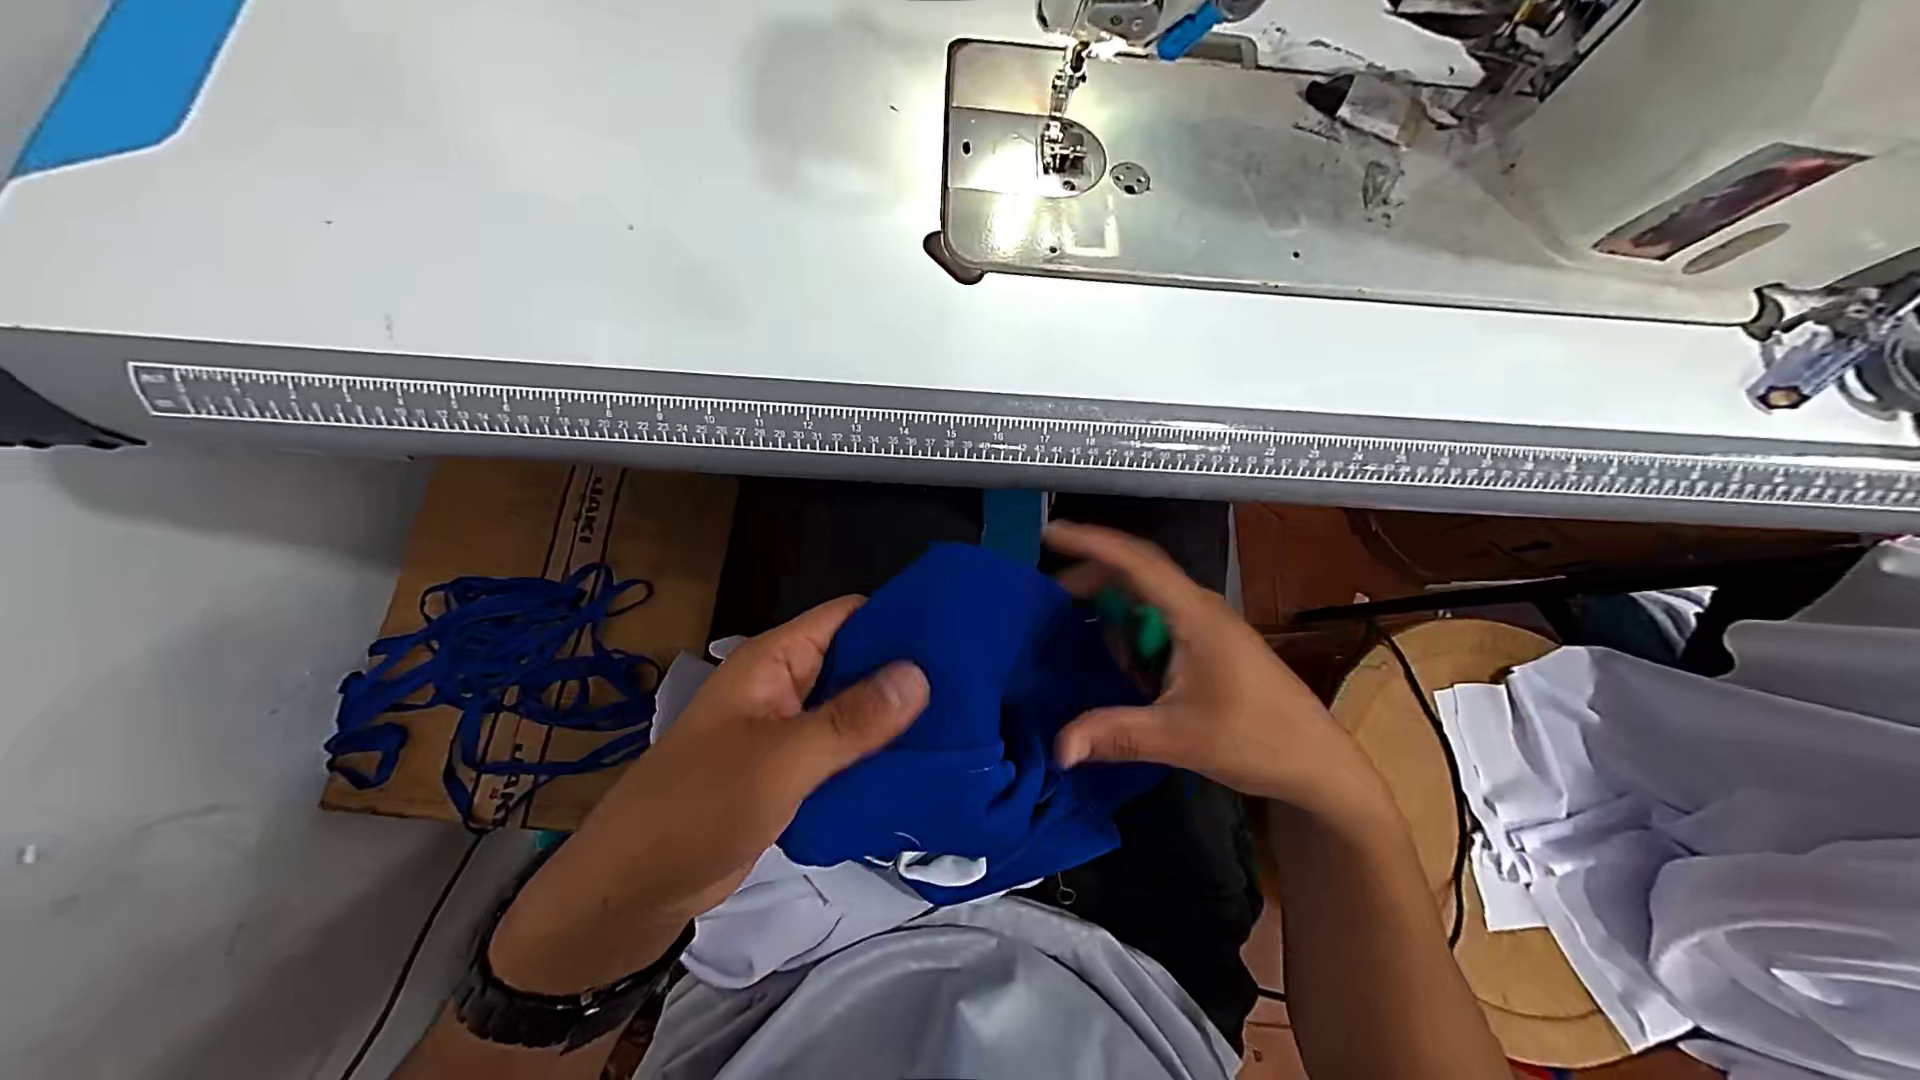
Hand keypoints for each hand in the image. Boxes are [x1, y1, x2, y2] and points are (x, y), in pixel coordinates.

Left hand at [488, 597, 928, 992]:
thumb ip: (851, 719)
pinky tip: (920, 762)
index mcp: (775, 660)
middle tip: (973, 684)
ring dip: (894, 715)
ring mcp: (789, 729)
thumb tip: (921, 673)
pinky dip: (875, 750)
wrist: (634, 889)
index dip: (899, 616)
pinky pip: (843, 747)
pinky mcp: (792, 770)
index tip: (959, 631)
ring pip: (853, 707)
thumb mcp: (781, 759)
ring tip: (962, 721)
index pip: (847, 616)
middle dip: (906, 669)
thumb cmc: (699, 806)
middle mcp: (785, 685)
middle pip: (856, 660)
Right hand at [1047, 522, 1390, 816]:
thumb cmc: (1256, 740)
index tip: (1052, 532)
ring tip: (1083, 628)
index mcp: (1195, 616)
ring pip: (1150, 597)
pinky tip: (1124, 659)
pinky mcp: (1213, 643)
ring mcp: (1210, 625)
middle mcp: (1202, 609)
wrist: (1320, 762)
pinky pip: (1162, 620)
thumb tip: (1059, 748)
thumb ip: (1115, 734)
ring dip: (1116, 606)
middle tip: (1054, 592)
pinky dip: (1134, 629)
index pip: (1137, 563)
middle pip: (1139, 572)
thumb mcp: (1178, 738)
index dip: (1092, 542)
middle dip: (1094, 575)